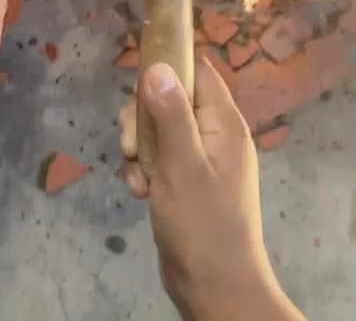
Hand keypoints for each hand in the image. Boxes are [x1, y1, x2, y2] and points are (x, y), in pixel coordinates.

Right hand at [122, 57, 301, 320]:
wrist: (216, 290)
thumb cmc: (202, 224)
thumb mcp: (181, 163)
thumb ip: (170, 112)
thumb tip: (157, 65)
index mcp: (223, 123)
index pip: (197, 70)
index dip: (168, 64)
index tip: (138, 79)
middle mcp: (215, 135)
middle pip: (169, 97)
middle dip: (142, 116)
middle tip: (132, 142)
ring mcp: (202, 159)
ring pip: (158, 127)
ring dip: (139, 146)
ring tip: (136, 173)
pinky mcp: (188, 181)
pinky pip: (159, 157)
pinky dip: (144, 169)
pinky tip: (140, 190)